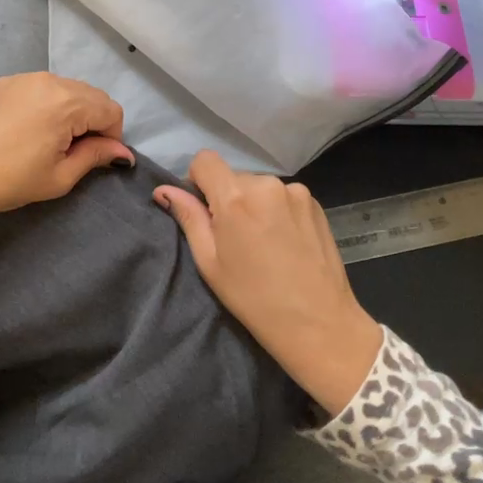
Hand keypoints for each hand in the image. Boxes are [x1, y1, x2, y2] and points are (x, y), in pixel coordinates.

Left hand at [0, 72, 132, 251]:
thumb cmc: (12, 180)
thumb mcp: (61, 175)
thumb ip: (96, 156)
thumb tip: (124, 154)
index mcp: (67, 101)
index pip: (110, 110)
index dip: (112, 136)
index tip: (96, 157)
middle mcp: (48, 80)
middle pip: (91, 95)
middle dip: (93, 121)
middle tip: (74, 152)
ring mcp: (23, 78)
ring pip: (66, 89)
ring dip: (71, 111)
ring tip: (50, 141)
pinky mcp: (4, 83)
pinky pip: (40, 88)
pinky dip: (47, 104)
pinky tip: (29, 130)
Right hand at [154, 151, 381, 416]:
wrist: (318, 323)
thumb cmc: (254, 298)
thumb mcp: (210, 262)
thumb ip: (189, 218)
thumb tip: (164, 190)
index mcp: (235, 197)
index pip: (205, 160)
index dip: (198, 181)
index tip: (205, 211)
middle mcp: (267, 184)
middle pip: (234, 176)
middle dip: (228, 199)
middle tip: (236, 238)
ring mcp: (296, 191)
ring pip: (260, 187)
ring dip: (255, 205)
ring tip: (264, 243)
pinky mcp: (315, 203)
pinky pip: (283, 197)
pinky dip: (277, 211)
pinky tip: (285, 242)